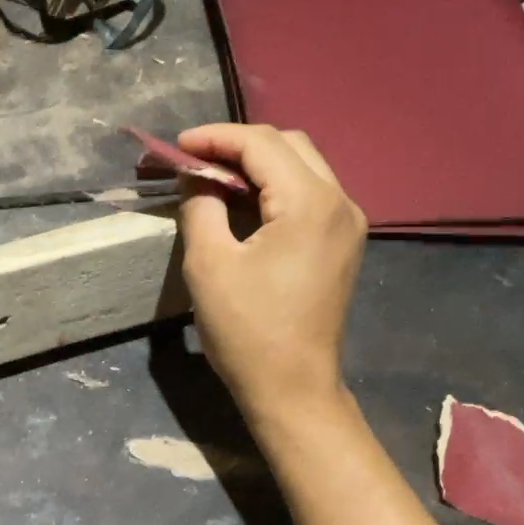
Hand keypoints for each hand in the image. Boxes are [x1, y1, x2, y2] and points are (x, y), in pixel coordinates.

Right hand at [176, 124, 366, 424]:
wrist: (291, 386)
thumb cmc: (246, 330)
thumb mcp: (209, 264)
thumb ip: (202, 207)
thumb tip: (197, 179)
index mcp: (310, 202)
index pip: (262, 143)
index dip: (215, 138)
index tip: (176, 146)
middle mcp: (340, 202)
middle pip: (289, 146)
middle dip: (238, 146)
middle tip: (194, 162)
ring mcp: (347, 224)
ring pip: (303, 168)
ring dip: (258, 167)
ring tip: (213, 181)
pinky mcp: (342, 245)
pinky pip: (309, 196)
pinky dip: (275, 190)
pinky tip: (244, 206)